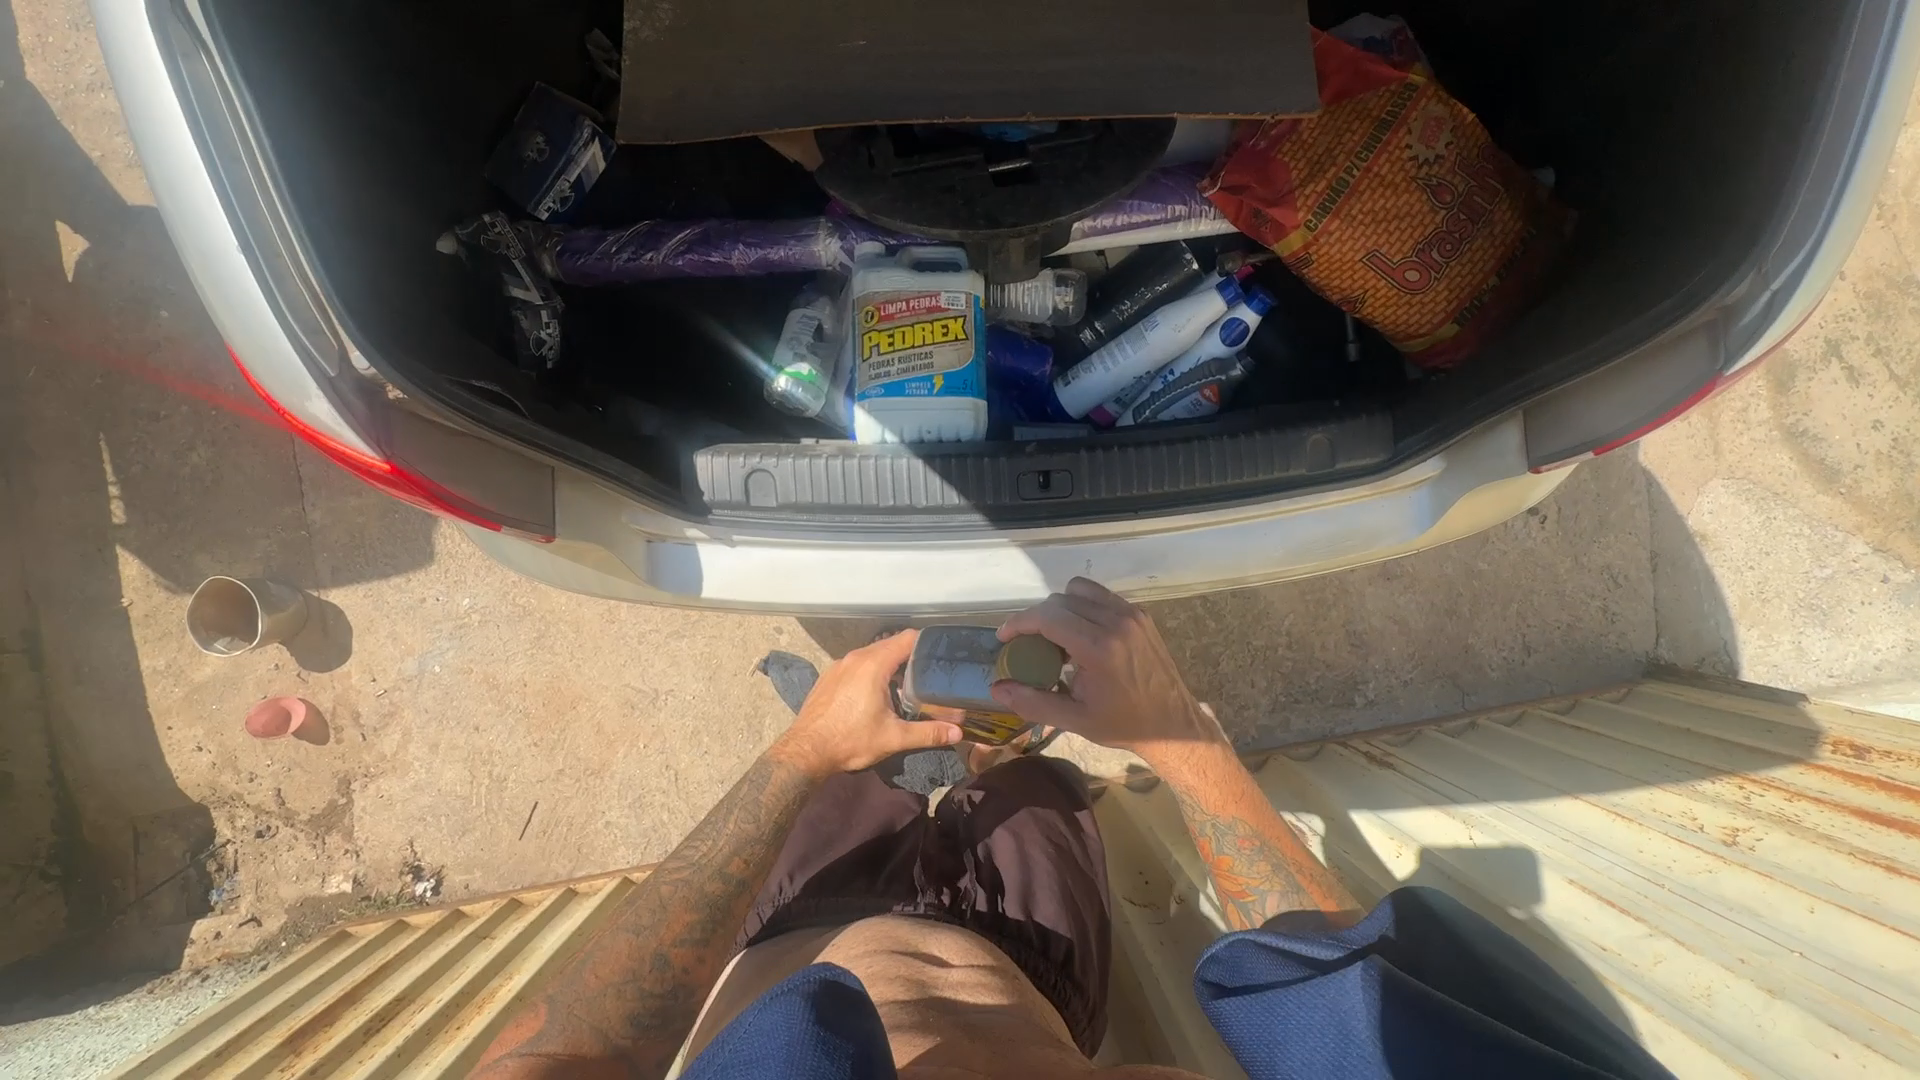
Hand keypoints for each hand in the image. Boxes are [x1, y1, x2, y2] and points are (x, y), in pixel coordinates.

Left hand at [770, 630, 962, 776]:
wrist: (806, 752)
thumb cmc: (850, 740)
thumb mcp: (893, 738)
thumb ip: (928, 733)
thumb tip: (958, 732)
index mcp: (874, 664)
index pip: (908, 638)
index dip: (928, 643)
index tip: (942, 654)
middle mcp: (856, 657)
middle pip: (891, 644)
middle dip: (912, 656)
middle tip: (931, 672)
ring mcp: (840, 665)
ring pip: (873, 654)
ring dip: (891, 664)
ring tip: (909, 684)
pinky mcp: (830, 675)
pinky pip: (858, 663)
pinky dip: (872, 670)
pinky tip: (878, 692)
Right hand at [991, 578, 1226, 761]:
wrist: (1174, 725)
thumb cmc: (1124, 725)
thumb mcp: (1075, 720)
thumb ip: (1033, 702)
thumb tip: (997, 689)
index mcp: (1099, 648)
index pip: (1048, 617)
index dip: (1019, 622)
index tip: (1004, 637)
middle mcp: (1116, 622)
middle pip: (1060, 600)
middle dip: (1038, 618)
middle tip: (1030, 644)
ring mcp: (1131, 614)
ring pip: (1080, 590)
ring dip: (1061, 607)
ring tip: (1057, 636)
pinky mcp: (1140, 615)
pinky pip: (1101, 596)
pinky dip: (1084, 606)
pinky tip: (1081, 634)